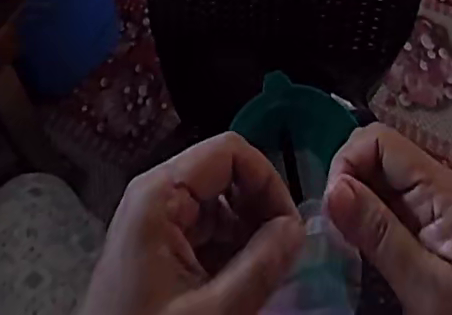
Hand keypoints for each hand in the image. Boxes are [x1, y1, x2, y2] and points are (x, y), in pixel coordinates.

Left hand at [80, 132, 304, 314]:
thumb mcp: (211, 312)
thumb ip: (259, 267)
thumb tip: (296, 230)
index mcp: (160, 193)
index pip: (229, 152)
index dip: (266, 181)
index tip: (290, 227)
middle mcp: (155, 194)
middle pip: (224, 174)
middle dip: (259, 209)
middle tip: (284, 254)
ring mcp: (155, 220)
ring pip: (218, 204)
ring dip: (248, 233)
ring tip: (267, 273)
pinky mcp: (157, 247)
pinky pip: (205, 232)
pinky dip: (230, 251)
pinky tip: (243, 284)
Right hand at [324, 124, 451, 314]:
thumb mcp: (426, 286)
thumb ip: (380, 234)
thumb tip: (333, 188)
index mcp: (442, 187)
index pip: (380, 140)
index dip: (349, 162)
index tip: (332, 206)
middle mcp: (436, 185)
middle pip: (377, 154)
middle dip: (348, 180)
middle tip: (336, 227)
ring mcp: (431, 206)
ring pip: (377, 178)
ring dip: (353, 200)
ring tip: (344, 238)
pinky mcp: (426, 227)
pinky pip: (385, 204)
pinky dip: (364, 217)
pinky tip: (359, 244)